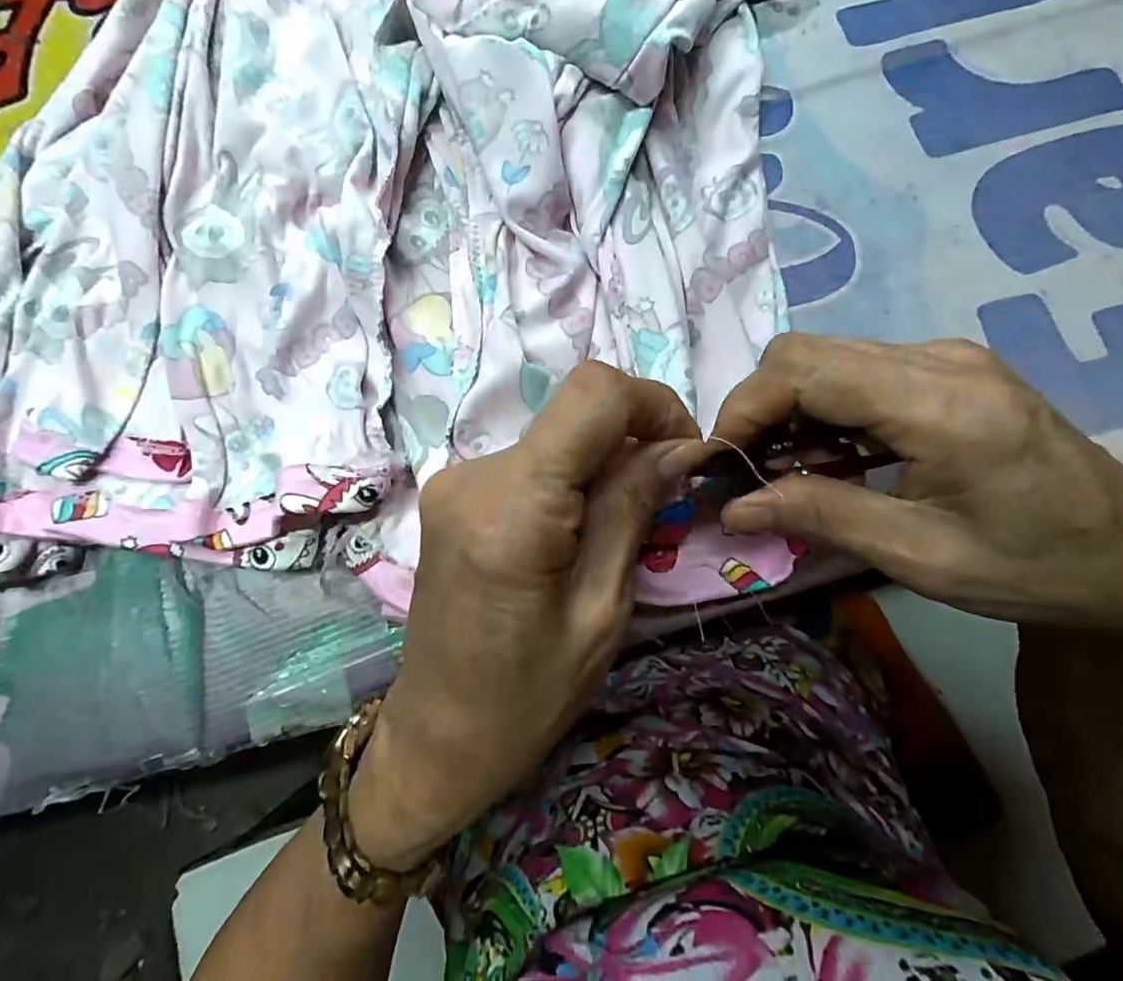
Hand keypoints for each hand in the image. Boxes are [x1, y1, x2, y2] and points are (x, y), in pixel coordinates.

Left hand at [347, 362, 704, 870]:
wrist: (440, 729)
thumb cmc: (528, 694)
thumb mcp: (601, 609)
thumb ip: (631, 510)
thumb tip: (678, 445)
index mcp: (512, 506)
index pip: (591, 394)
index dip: (651, 404)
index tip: (682, 454)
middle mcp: (472, 475)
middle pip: (573, 414)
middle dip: (630, 440)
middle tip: (659, 502)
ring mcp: (453, 481)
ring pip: (552, 437)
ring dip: (597, 465)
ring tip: (610, 535)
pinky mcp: (450, 494)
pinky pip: (526, 462)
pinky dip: (564, 480)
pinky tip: (570, 535)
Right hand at [711, 335, 1122, 643]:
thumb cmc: (1033, 570)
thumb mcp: (919, 556)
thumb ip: (819, 515)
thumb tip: (731, 507)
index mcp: (944, 406)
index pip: (804, 370)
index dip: (744, 409)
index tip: (719, 463)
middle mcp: (942, 361)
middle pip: (804, 352)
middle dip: (757, 407)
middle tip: (747, 471)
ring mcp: (947, 359)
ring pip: (823, 357)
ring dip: (784, 409)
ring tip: (782, 471)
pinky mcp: (946, 370)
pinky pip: (852, 370)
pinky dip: (817, 408)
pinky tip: (825, 456)